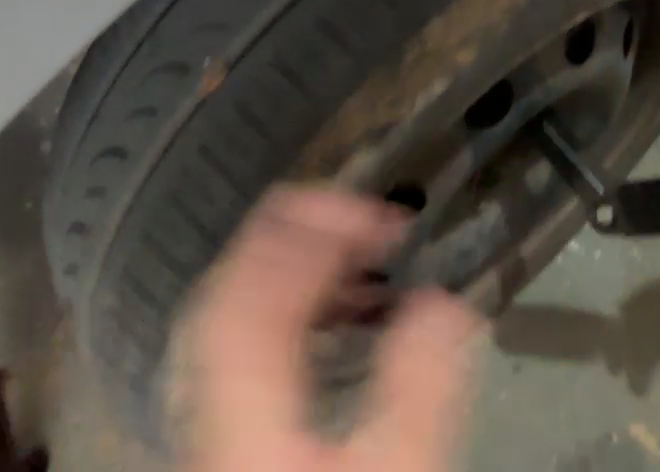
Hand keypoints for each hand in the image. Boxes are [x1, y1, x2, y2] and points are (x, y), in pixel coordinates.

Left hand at [185, 188, 482, 471]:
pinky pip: (241, 352)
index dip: (307, 234)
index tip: (377, 216)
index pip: (254, 292)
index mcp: (244, 407)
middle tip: (360, 217)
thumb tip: (447, 301)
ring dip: (287, 272)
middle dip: (293, 238)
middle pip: (229, 296)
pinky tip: (330, 323)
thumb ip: (421, 388)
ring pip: (229, 321)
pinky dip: (284, 314)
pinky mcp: (228, 443)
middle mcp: (212, 405)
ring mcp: (212, 427)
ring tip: (353, 256)